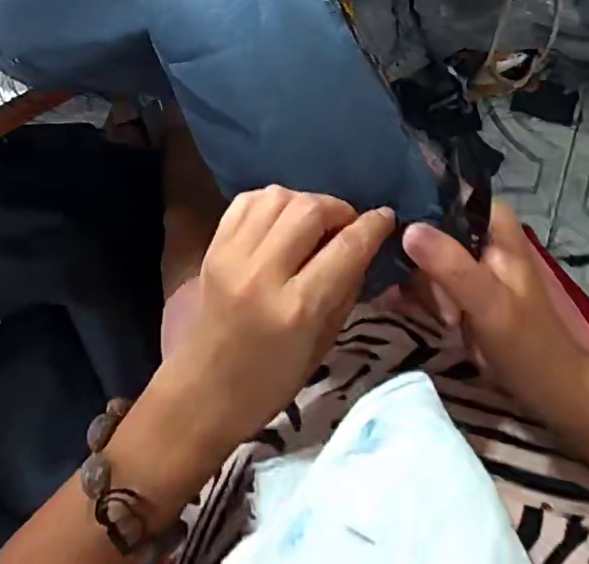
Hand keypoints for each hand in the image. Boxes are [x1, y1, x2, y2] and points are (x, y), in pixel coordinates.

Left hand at [147, 187, 395, 458]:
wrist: (203, 391)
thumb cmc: (272, 380)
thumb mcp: (323, 343)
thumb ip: (347, 288)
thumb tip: (366, 244)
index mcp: (296, 309)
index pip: (346, 248)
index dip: (373, 226)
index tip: (385, 217)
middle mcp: (262, 273)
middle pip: (310, 210)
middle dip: (339, 209)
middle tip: (347, 224)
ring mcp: (232, 255)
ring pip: (278, 196)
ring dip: (306, 202)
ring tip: (314, 221)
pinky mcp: (213, 247)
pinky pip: (247, 200)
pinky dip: (272, 201)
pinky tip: (282, 219)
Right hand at [403, 200, 588, 422]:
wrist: (549, 389)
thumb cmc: (528, 343)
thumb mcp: (489, 304)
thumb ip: (450, 265)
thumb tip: (407, 228)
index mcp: (493, 220)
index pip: (441, 194)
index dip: (417, 216)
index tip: (408, 251)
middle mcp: (478, 230)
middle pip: (426, 227)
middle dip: (426, 270)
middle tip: (448, 310)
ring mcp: (467, 255)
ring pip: (421, 253)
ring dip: (426, 290)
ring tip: (450, 321)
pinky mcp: (458, 280)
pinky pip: (425, 275)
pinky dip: (421, 295)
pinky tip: (426, 316)